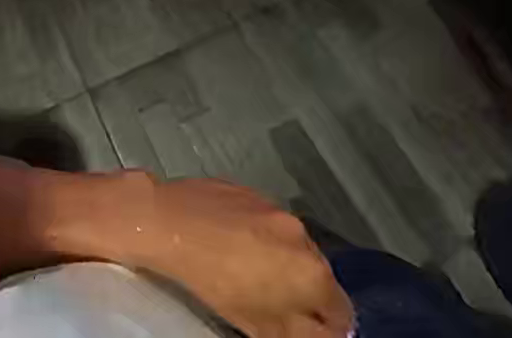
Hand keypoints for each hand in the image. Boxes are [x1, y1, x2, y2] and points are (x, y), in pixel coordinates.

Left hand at [70, 172, 354, 337]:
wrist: (171, 223)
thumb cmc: (217, 282)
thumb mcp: (265, 328)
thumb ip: (306, 334)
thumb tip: (327, 332)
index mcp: (313, 272)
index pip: (341, 311)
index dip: (323, 325)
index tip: (301, 327)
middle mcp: (301, 233)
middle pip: (316, 272)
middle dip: (300, 289)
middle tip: (270, 299)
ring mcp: (272, 205)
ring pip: (288, 241)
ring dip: (278, 257)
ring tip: (246, 268)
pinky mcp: (246, 188)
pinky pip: (263, 218)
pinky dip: (256, 231)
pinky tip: (229, 241)